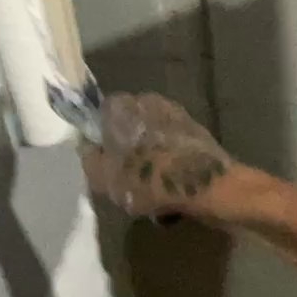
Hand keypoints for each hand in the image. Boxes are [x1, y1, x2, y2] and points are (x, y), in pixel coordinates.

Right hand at [80, 92, 234, 219]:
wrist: (208, 186)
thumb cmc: (147, 179)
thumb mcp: (102, 177)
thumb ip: (89, 158)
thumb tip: (88, 146)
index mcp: (120, 106)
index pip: (100, 115)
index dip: (100, 140)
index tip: (104, 163)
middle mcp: (147, 101)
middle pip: (128, 129)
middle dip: (128, 152)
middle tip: (128, 180)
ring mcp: (177, 116)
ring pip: (153, 142)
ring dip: (151, 162)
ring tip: (154, 194)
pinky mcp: (199, 134)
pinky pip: (174, 151)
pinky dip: (172, 167)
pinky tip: (173, 193)